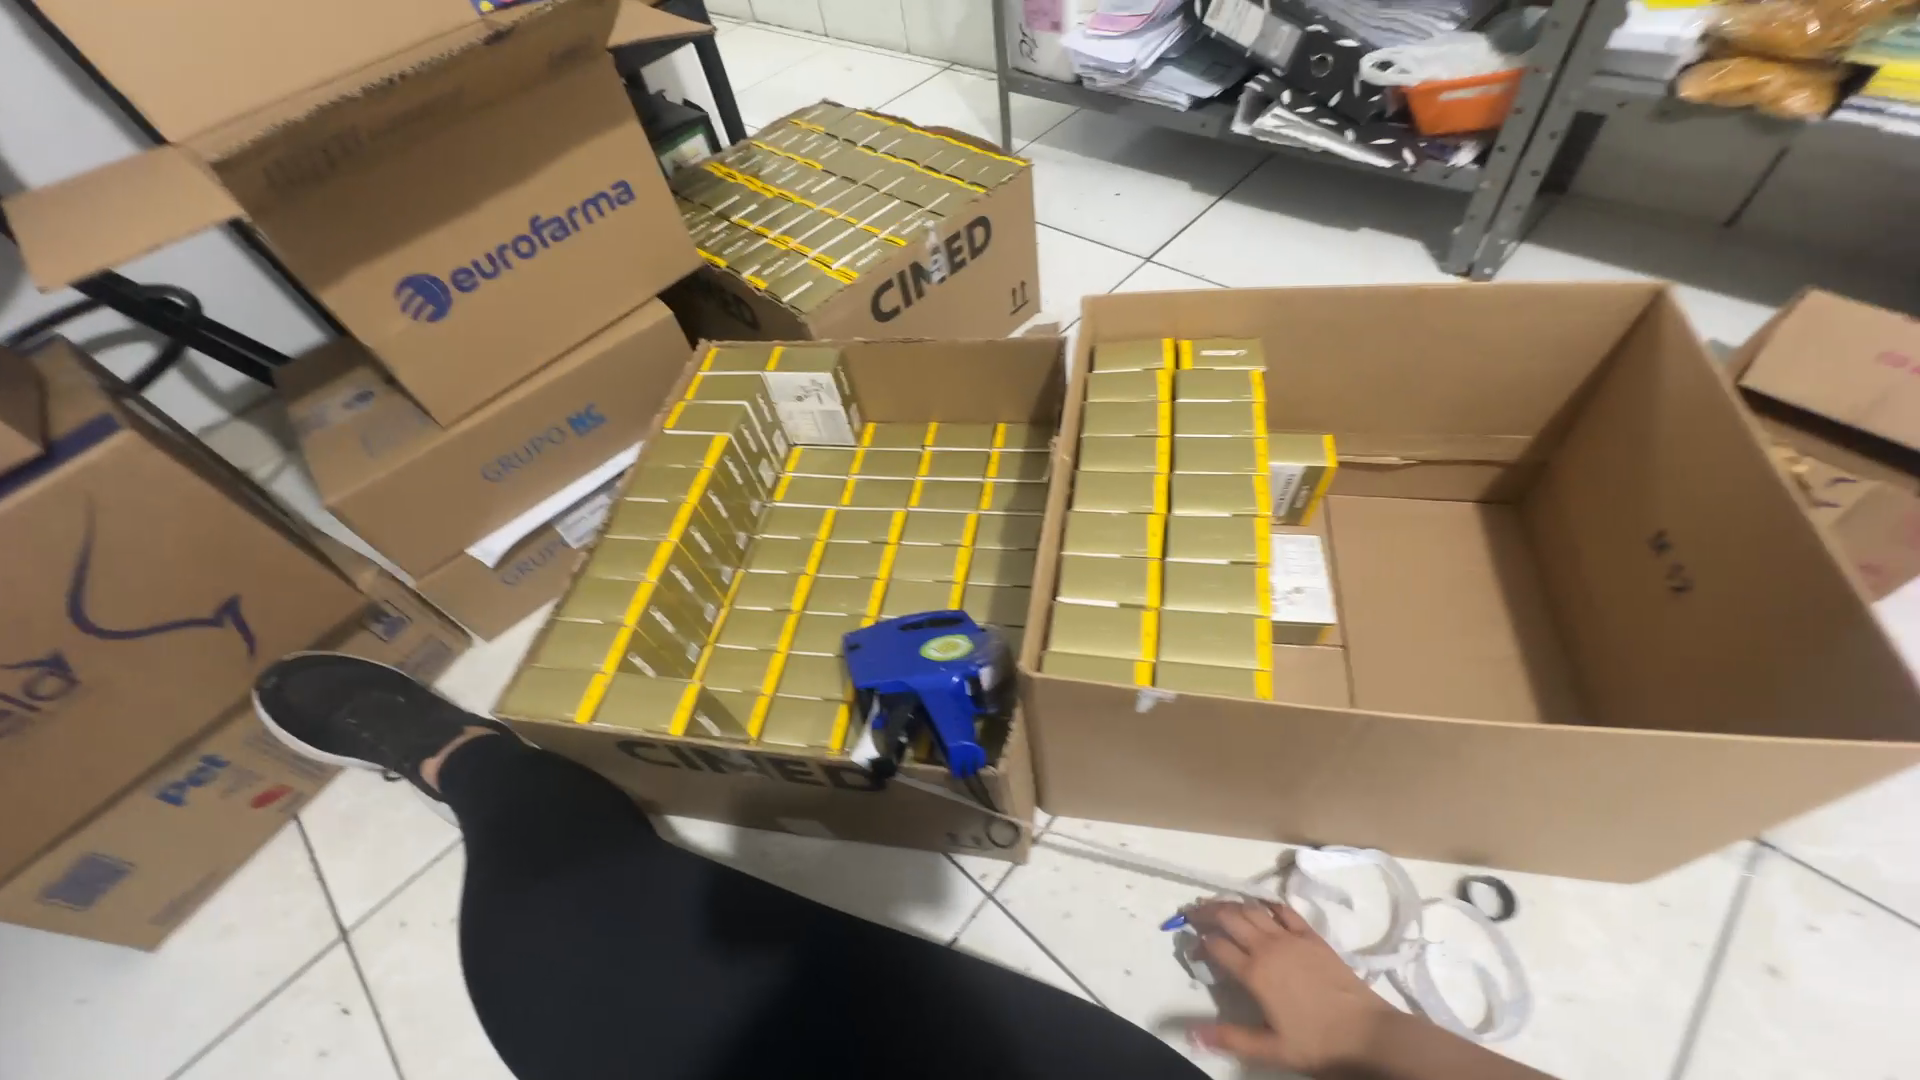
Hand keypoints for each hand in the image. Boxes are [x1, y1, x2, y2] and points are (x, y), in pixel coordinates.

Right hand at [1184, 900, 1397, 1075]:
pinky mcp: (1311, 936)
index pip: (1215, 946)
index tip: (1191, 948)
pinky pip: (1283, 911)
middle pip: (1229, 916)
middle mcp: (1267, 947)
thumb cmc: (1318, 1044)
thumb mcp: (1272, 1049)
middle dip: (1207, 912)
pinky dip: (1266, 904)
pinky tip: (1261, 907)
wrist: (1368, 1033)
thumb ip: (1231, 1038)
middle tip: (1194, 914)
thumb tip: (1191, 1034)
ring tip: (1220, 907)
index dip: (1198, 943)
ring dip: (1232, 904)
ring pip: (1252, 908)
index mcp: (1254, 972)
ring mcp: (1290, 937)